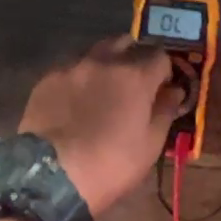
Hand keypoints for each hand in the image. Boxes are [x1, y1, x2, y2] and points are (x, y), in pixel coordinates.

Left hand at [19, 37, 185, 214]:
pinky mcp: (46, 80)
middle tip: (134, 84)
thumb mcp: (150, 144)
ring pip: (95, 53)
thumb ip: (164, 111)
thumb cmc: (112, 164)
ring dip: (105, 65)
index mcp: (135, 76)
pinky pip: (70, 70)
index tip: (162, 89)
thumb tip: (174, 91)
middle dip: (134, 58)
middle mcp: (104, 62)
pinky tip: (76, 102)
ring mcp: (71, 68)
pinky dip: (80, 79)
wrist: (52, 176)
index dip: (164, 72)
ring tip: (103, 91)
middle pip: (125, 44)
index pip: (160, 56)